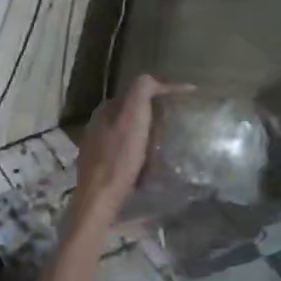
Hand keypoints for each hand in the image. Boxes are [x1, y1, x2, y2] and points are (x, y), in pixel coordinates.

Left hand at [72, 75, 183, 218]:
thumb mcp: (134, 115)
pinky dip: (138, 152)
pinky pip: (124, 153)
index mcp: (105, 109)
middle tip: (178, 121)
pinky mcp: (99, 169)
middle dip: (155, 113)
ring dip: (147, 134)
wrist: (100, 199)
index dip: (163, 91)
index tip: (185, 99)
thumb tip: (158, 81)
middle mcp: (96, 125)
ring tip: (167, 142)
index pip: (138, 91)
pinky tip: (148, 163)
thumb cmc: (119, 157)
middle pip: (132, 112)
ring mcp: (95, 148)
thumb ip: (143, 89)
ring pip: (128, 133)